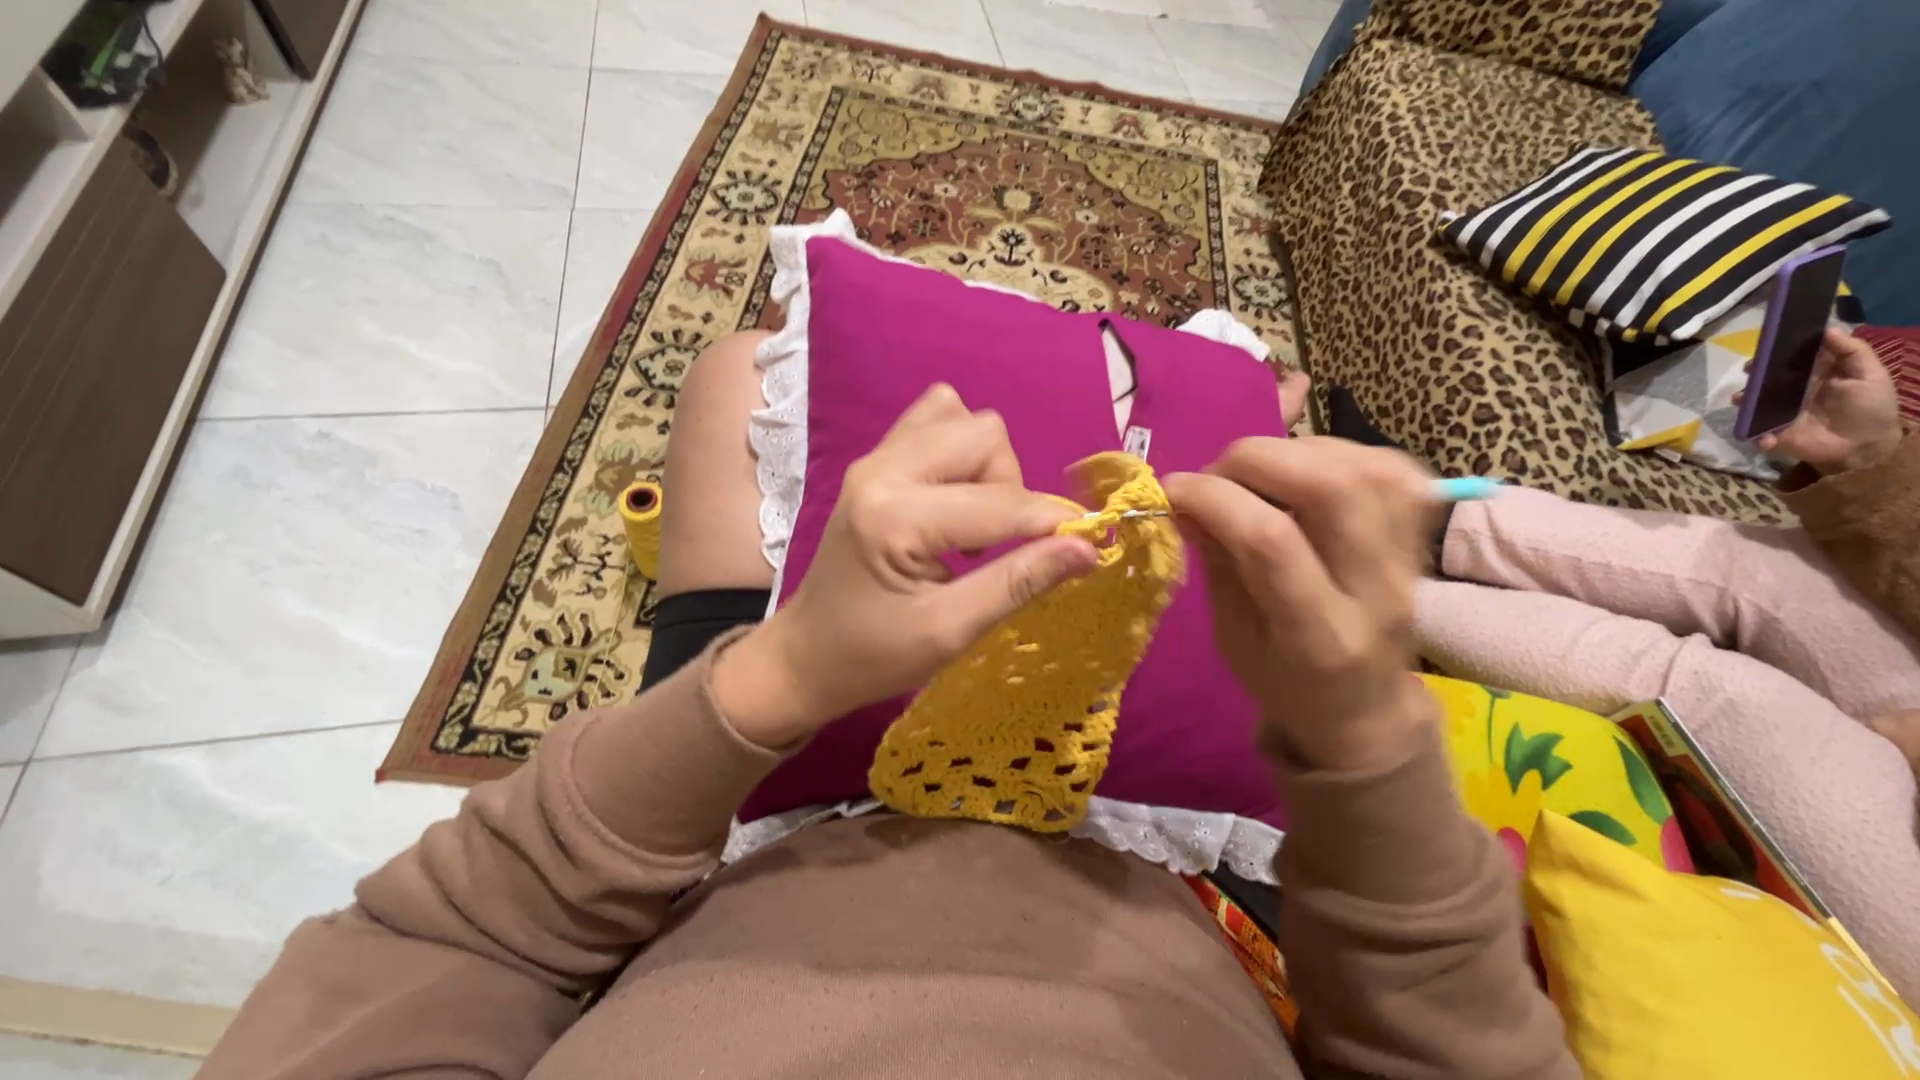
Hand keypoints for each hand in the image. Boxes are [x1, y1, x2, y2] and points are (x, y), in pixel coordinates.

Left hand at [714, 385, 1099, 748]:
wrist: (806, 655)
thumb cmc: (872, 656)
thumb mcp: (950, 632)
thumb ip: (1019, 583)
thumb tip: (1088, 548)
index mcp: (895, 517)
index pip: (1000, 503)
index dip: (1054, 523)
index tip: (1088, 545)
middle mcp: (882, 470)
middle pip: (984, 434)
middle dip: (1013, 487)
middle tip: (1000, 545)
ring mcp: (874, 459)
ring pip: (962, 419)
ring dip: (987, 466)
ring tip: (973, 522)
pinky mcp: (875, 461)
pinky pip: (934, 423)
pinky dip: (961, 452)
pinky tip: (954, 499)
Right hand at [1165, 437, 1438, 771]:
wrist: (1364, 707)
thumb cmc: (1284, 682)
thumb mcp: (1233, 638)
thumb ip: (1217, 563)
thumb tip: (1187, 498)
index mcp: (1321, 636)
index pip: (1271, 541)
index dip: (1213, 498)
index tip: (1171, 490)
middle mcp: (1376, 591)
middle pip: (1333, 488)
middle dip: (1258, 459)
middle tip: (1218, 474)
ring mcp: (1408, 561)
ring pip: (1367, 468)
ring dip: (1297, 450)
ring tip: (1259, 472)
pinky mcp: (1421, 537)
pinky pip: (1393, 468)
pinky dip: (1339, 453)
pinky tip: (1304, 469)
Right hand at [1737, 328, 1902, 473]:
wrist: (1864, 446)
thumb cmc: (1870, 408)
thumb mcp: (1870, 375)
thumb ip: (1852, 351)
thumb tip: (1826, 330)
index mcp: (1814, 374)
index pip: (1792, 358)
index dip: (1779, 349)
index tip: (1769, 343)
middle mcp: (1793, 390)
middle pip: (1768, 377)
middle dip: (1755, 372)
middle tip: (1750, 370)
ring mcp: (1780, 411)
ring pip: (1754, 401)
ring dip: (1744, 399)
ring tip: (1741, 399)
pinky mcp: (1773, 431)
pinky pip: (1757, 430)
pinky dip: (1756, 432)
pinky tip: (1764, 434)